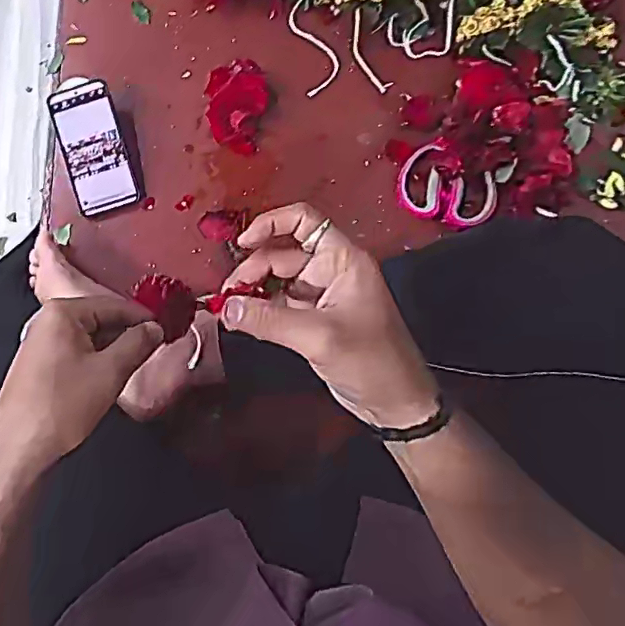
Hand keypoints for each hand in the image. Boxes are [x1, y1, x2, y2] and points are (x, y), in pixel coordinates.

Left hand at [0, 295, 162, 477]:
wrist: (19, 450)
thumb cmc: (55, 411)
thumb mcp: (110, 372)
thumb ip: (137, 344)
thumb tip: (152, 329)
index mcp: (60, 314)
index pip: (112, 304)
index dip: (141, 317)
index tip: (160, 327)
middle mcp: (45, 323)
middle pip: (99, 319)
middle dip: (126, 335)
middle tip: (151, 348)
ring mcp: (39, 344)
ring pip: (88, 338)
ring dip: (111, 350)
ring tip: (132, 366)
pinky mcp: (37, 365)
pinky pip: (74, 353)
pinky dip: (94, 361)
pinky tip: (106, 379)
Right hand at [218, 203, 438, 428]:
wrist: (396, 404)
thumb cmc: (373, 363)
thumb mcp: (319, 338)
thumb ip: (269, 320)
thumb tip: (228, 308)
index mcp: (343, 260)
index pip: (304, 221)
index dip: (271, 224)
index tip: (242, 242)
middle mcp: (332, 270)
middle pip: (283, 252)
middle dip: (253, 267)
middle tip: (229, 293)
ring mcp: (323, 294)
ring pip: (279, 278)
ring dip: (254, 288)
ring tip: (231, 307)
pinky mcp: (315, 317)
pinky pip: (281, 302)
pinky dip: (261, 307)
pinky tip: (243, 318)